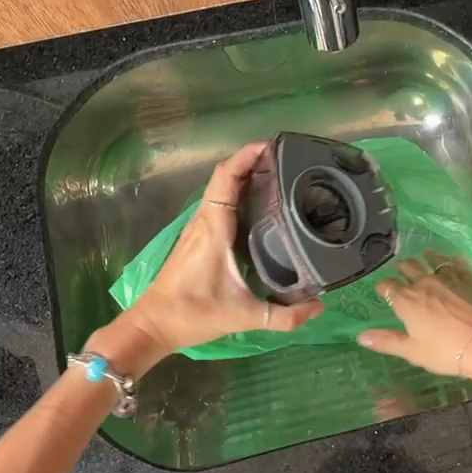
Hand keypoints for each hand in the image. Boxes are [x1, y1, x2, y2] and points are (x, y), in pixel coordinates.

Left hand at [123, 142, 322, 354]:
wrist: (153, 325)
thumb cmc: (192, 314)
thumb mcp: (244, 316)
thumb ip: (284, 316)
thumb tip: (318, 307)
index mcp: (214, 226)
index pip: (227, 176)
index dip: (247, 155)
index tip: (274, 147)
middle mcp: (205, 220)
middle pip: (227, 177)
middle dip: (254, 163)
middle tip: (288, 162)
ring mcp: (199, 228)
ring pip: (222, 190)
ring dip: (245, 178)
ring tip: (280, 179)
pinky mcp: (198, 239)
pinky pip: (219, 206)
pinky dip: (238, 197)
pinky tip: (260, 210)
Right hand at [358, 254, 471, 379]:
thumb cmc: (445, 351)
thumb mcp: (412, 351)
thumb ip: (387, 341)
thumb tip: (361, 336)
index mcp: (406, 301)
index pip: (388, 287)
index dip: (382, 287)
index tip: (380, 288)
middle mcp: (424, 284)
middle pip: (409, 268)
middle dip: (401, 267)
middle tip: (399, 268)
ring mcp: (447, 279)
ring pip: (432, 261)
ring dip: (425, 257)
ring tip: (424, 254)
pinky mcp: (468, 280)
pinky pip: (457, 265)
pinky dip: (452, 261)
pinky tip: (454, 259)